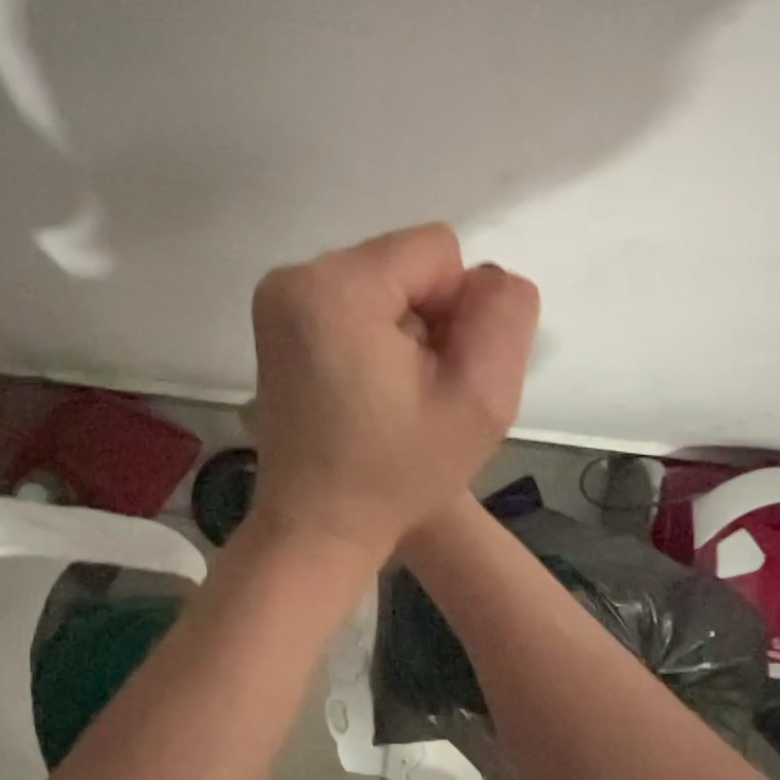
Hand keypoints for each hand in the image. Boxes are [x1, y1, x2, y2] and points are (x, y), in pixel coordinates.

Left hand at [245, 223, 538, 555]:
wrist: (316, 527)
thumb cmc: (395, 474)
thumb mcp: (482, 397)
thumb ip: (504, 313)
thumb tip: (485, 279)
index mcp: (335, 286)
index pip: (439, 251)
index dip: (457, 312)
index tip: (434, 375)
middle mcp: (294, 278)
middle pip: (405, 264)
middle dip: (425, 319)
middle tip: (413, 393)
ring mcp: (277, 301)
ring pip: (382, 284)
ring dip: (400, 332)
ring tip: (387, 398)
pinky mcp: (275, 326)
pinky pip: (351, 304)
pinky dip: (370, 338)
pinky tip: (364, 392)